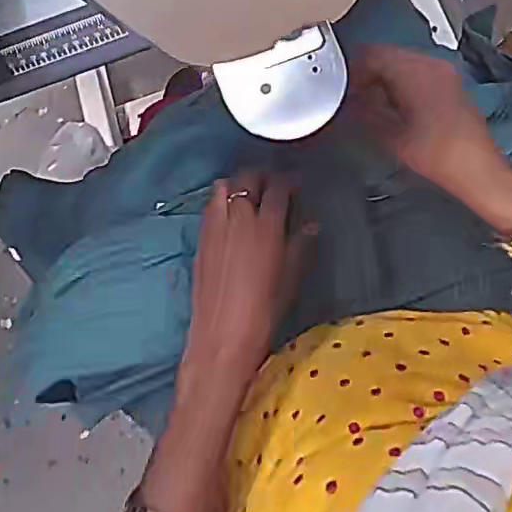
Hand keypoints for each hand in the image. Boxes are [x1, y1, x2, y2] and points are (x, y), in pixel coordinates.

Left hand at [179, 170, 311, 406]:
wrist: (221, 336)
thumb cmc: (264, 311)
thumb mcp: (290, 279)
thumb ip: (300, 246)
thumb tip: (310, 225)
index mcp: (265, 226)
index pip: (277, 188)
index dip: (288, 180)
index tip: (295, 182)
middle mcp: (238, 218)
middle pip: (247, 179)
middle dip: (261, 175)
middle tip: (272, 182)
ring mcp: (215, 226)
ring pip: (223, 186)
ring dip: (237, 183)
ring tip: (249, 193)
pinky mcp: (201, 238)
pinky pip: (210, 205)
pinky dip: (221, 200)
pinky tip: (229, 213)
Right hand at [345, 44, 511, 232]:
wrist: (477, 170)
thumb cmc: (436, 153)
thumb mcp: (389, 135)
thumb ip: (363, 110)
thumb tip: (347, 100)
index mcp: (415, 70)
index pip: (372, 53)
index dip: (350, 67)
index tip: (337, 82)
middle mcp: (432, 64)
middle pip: (387, 55)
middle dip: (365, 71)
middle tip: (348, 92)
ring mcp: (444, 73)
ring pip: (402, 62)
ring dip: (382, 77)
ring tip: (366, 100)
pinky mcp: (450, 84)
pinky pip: (416, 72)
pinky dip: (399, 81)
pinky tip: (390, 103)